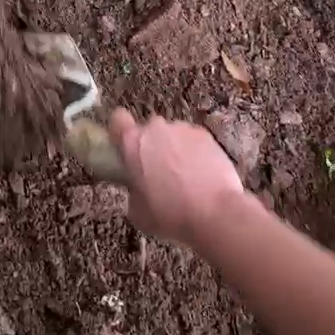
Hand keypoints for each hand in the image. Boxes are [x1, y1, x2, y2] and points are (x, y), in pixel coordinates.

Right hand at [110, 108, 249, 246]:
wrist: (217, 215)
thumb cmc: (171, 215)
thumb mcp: (139, 213)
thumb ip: (132, 191)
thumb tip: (138, 189)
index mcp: (133, 143)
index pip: (117, 119)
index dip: (120, 132)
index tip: (126, 149)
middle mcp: (155, 128)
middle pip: (148, 129)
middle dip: (152, 146)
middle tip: (158, 172)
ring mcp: (182, 129)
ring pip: (172, 135)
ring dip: (174, 149)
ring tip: (186, 177)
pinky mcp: (206, 135)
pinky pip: (193, 140)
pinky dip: (195, 153)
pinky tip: (203, 176)